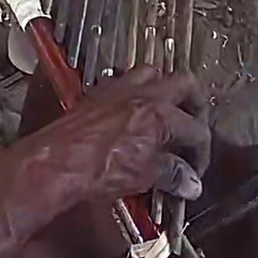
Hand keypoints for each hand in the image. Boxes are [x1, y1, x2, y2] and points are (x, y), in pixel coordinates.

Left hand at [2, 68, 210, 218]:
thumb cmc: (95, 166)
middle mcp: (142, 94)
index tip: (194, 169)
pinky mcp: (97, 95)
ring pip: (152, 75)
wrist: (56, 163)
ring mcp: (118, 90)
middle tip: (193, 125)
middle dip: (194, 104)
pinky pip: (123, 83)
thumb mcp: (144, 176)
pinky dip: (134, 95)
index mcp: (161, 113)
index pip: (196, 130)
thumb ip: (172, 175)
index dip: (201, 152)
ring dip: (163, 91)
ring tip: (166, 113)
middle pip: (184, 84)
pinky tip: (131, 114)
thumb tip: (188, 182)